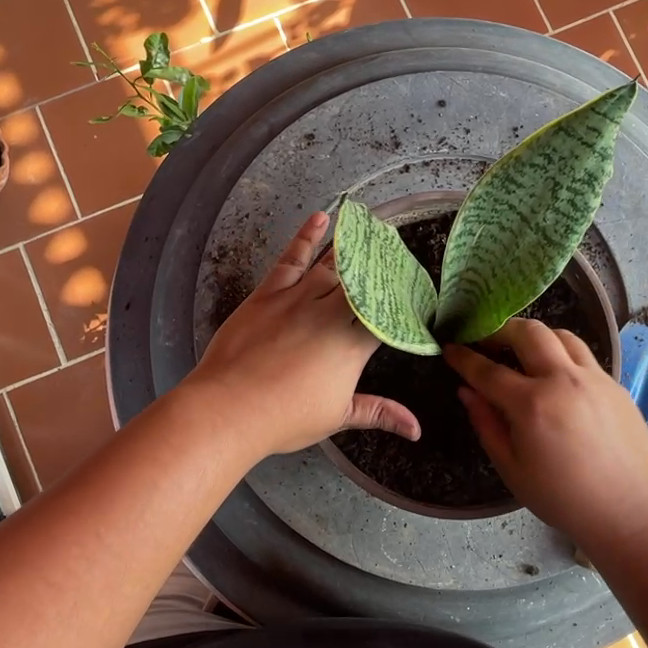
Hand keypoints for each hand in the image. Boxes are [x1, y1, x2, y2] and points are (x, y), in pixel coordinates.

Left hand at [184, 212, 418, 457]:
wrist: (231, 407)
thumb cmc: (284, 417)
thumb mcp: (338, 417)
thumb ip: (379, 413)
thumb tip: (415, 429)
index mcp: (351, 347)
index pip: (384, 316)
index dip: (398, 302)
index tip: (411, 292)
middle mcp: (330, 316)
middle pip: (362, 283)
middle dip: (381, 266)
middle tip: (396, 250)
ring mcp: (298, 299)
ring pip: (333, 265)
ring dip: (352, 246)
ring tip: (370, 229)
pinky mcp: (269, 293)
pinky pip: (293, 258)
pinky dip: (307, 236)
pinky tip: (321, 218)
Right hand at [444, 319, 647, 547]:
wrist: (626, 510)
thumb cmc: (561, 497)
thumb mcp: (511, 467)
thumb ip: (486, 424)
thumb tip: (467, 392)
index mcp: (532, 405)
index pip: (488, 371)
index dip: (464, 358)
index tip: (450, 349)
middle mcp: (564, 380)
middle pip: (528, 333)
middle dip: (501, 330)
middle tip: (487, 341)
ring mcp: (595, 379)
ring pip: (562, 336)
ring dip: (536, 336)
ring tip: (523, 350)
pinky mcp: (615, 386)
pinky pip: (584, 357)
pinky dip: (563, 356)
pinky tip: (555, 376)